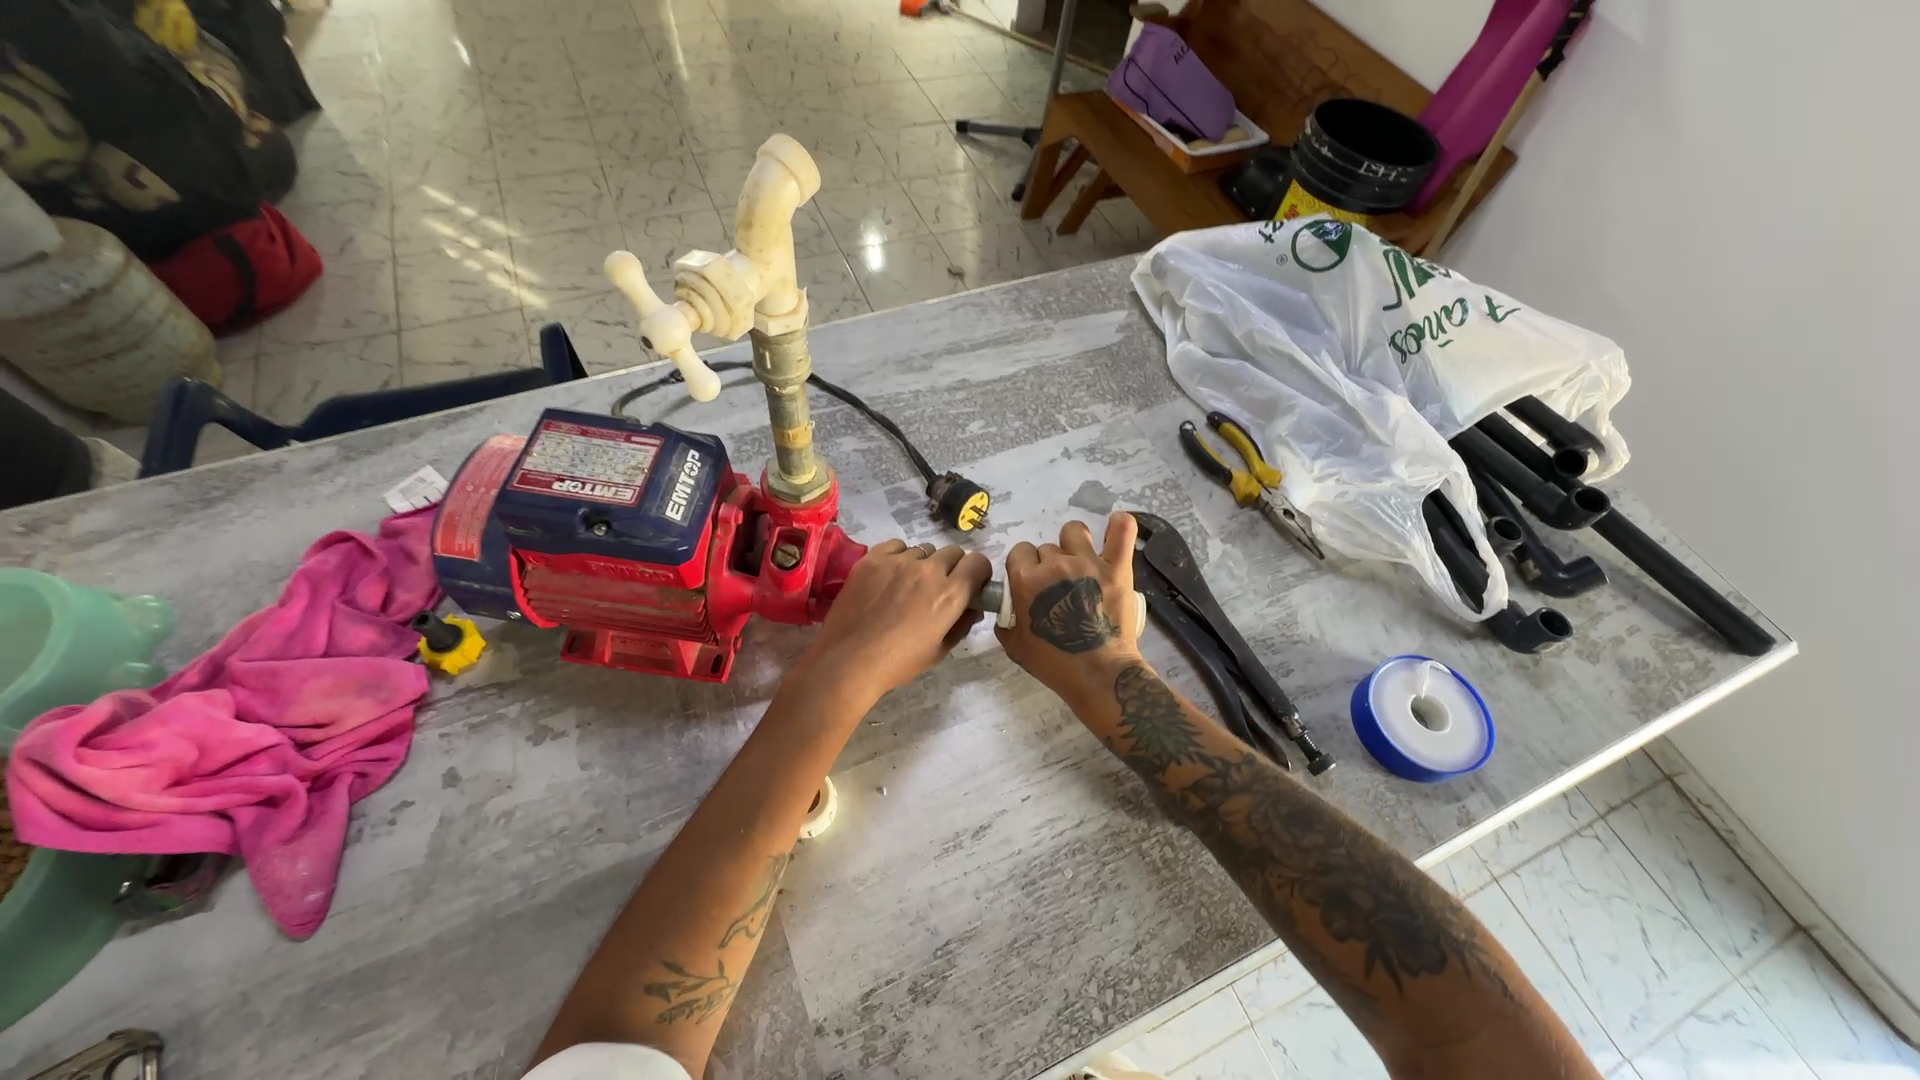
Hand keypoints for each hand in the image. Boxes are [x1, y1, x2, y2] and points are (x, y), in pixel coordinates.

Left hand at [803, 539, 991, 702]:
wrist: (848, 661)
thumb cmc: (898, 663)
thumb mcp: (939, 651)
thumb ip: (961, 625)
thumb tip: (974, 609)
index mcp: (950, 594)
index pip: (978, 562)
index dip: (978, 572)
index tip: (970, 584)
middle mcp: (929, 571)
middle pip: (952, 552)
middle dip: (952, 567)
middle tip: (938, 587)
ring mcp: (899, 561)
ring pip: (923, 549)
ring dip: (924, 563)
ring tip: (909, 584)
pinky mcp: (873, 558)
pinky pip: (896, 545)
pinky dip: (899, 556)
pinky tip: (890, 575)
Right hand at [996, 513, 1142, 709]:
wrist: (1097, 673)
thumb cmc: (1053, 662)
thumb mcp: (1014, 645)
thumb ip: (1005, 618)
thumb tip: (1008, 605)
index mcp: (1026, 579)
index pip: (1019, 552)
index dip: (1024, 567)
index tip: (1032, 583)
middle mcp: (1055, 564)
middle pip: (1047, 548)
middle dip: (1049, 564)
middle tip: (1059, 588)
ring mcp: (1089, 563)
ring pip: (1075, 531)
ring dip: (1075, 544)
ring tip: (1081, 563)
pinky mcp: (1118, 568)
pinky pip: (1123, 532)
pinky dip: (1119, 526)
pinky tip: (1115, 526)